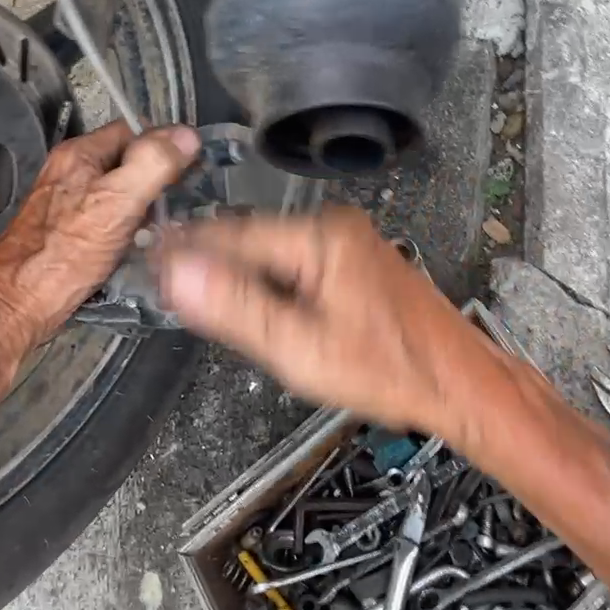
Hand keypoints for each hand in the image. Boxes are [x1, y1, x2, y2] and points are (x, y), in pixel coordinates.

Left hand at [0, 122, 199, 351]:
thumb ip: (153, 165)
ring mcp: (66, 204)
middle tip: (172, 202)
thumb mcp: (119, 203)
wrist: (18, 306)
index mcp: (78, 155)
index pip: (133, 130)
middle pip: (127, 162)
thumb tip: (184, 137)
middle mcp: (69, 174)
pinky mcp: (68, 232)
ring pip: (119, 192)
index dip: (162, 146)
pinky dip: (126, 230)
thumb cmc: (58, 258)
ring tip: (155, 228)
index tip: (186, 167)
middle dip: (154, 180)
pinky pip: (108, 219)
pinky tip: (133, 247)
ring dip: (142, 207)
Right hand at [153, 207, 487, 433]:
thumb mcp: (301, 347)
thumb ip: (236, 308)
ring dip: (239, 274)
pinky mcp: (355, 260)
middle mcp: (336, 228)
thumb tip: (181, 275)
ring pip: (273, 252)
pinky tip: (255, 305)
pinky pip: (297, 262)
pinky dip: (270, 281)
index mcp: (322, 238)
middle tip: (169, 285)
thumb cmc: (393, 369)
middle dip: (211, 263)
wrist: (456, 381)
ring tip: (201, 297)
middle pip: (253, 239)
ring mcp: (349, 242)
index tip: (153, 263)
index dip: (188, 252)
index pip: (233, 234)